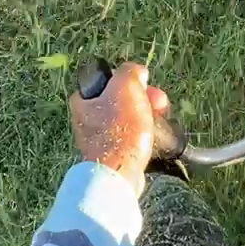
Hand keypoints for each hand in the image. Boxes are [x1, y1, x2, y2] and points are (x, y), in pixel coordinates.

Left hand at [69, 62, 168, 194]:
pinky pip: (131, 137)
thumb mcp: (125, 86)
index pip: (110, 79)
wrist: (119, 174)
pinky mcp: (111, 155)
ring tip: (162, 120)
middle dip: (145, 97)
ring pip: (129, 117)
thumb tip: (138, 72)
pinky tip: (154, 136)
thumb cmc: (120, 129)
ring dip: (148, 114)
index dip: (130, 80)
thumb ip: (130, 71)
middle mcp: (86, 118)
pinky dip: (144, 134)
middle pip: (122, 98)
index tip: (145, 86)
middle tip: (160, 103)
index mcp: (83, 99)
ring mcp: (98, 138)